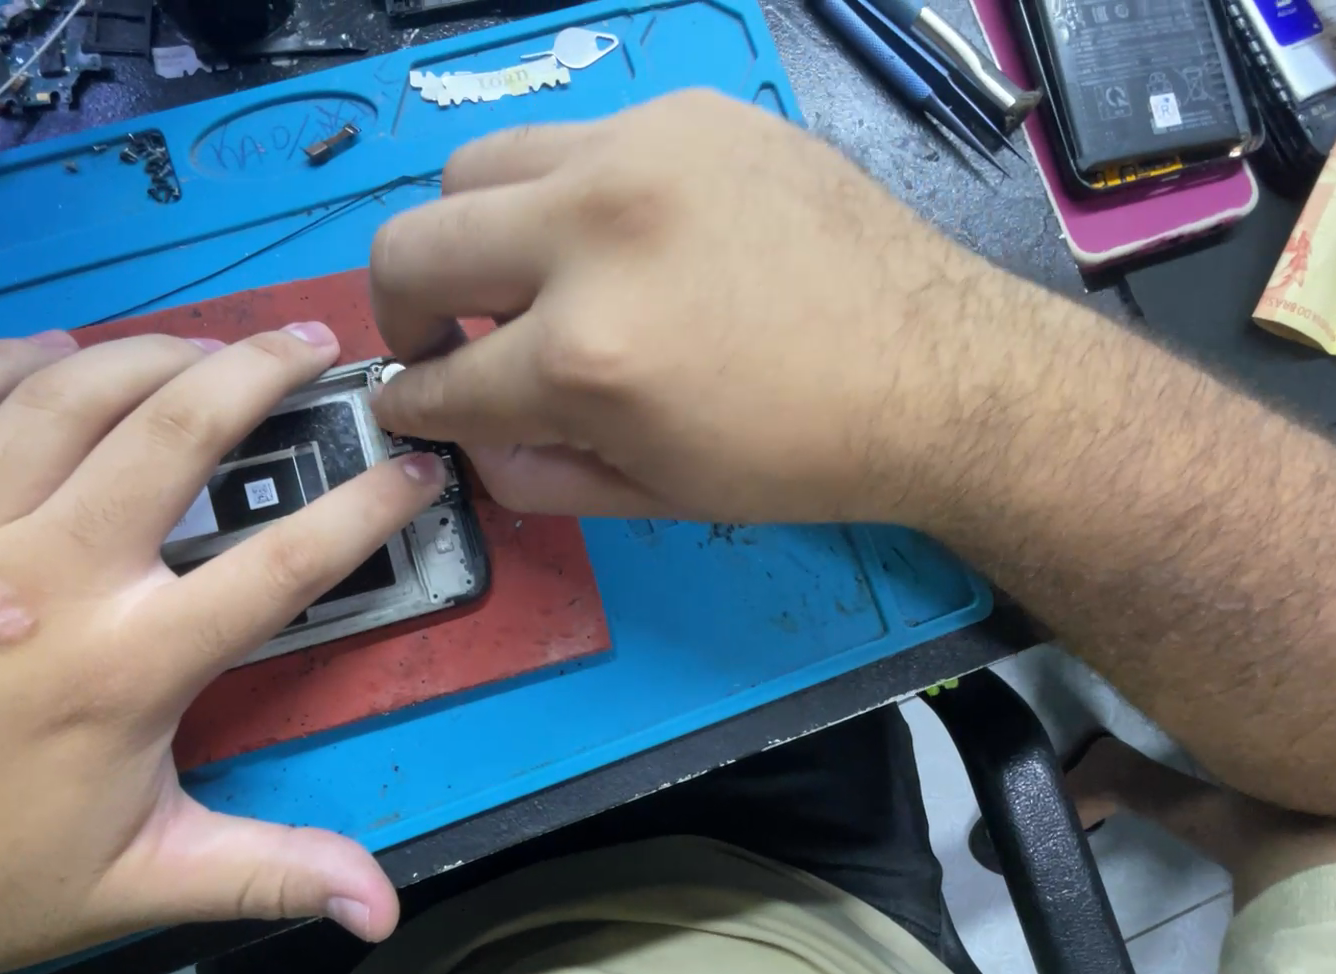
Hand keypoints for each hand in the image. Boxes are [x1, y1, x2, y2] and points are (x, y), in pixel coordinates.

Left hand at [0, 325, 445, 973]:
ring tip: (209, 342)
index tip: (416, 468)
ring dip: (152, 351)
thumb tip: (385, 909)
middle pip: (174, 432)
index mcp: (126, 666)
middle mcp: (42, 579)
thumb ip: (277, 877)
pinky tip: (51, 353)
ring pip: (63, 394)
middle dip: (261, 370)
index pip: (287, 560)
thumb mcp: (142, 883)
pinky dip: (0, 361)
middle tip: (315, 345)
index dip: (370, 506)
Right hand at [369, 90, 1039, 523]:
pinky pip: (568, 142)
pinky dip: (556, 199)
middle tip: (440, 343)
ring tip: (523, 282)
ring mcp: (640, 154)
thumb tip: (468, 437)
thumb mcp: (653, 496)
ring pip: (473, 170)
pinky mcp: (688, 114)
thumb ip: (534, 474)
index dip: (414, 406)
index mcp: (587, 358)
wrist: (935, 375)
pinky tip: (611, 241)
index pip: (442, 383)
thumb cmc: (794, 459)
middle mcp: (593, 236)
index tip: (412, 405)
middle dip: (399, 313)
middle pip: (409, 248)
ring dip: (471, 238)